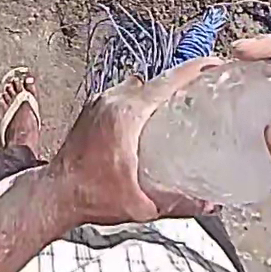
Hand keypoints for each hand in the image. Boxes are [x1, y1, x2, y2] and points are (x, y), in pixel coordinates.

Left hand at [46, 57, 221, 224]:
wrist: (56, 194)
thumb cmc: (93, 197)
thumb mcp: (142, 206)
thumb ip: (178, 204)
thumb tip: (210, 204)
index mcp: (128, 115)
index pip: (167, 82)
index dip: (193, 71)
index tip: (214, 65)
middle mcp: (114, 100)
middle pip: (155, 80)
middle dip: (181, 81)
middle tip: (204, 88)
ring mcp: (101, 101)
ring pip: (138, 84)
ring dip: (158, 90)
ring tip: (179, 103)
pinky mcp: (93, 107)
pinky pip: (122, 93)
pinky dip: (139, 97)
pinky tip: (149, 115)